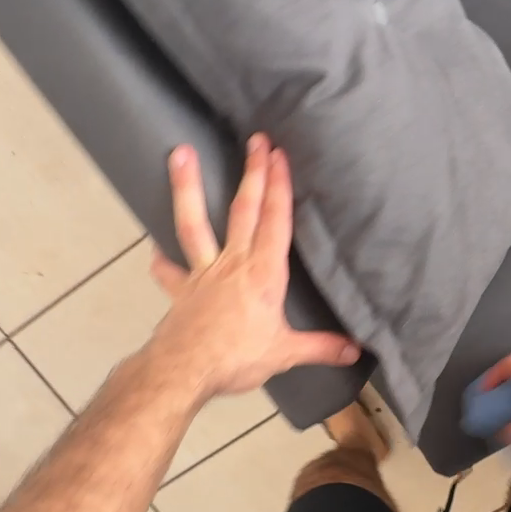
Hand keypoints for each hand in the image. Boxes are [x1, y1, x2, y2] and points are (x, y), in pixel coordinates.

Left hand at [147, 134, 360, 398]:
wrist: (184, 371)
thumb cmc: (237, 358)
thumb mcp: (286, 354)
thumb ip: (321, 348)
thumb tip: (356, 350)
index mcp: (264, 274)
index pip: (275, 221)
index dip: (279, 187)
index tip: (279, 155)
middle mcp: (233, 264)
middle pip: (244, 210)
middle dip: (252, 173)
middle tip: (255, 140)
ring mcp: (203, 273)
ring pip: (195, 224)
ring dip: (189, 188)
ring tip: (180, 153)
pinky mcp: (181, 291)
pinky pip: (170, 272)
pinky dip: (163, 261)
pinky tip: (155, 251)